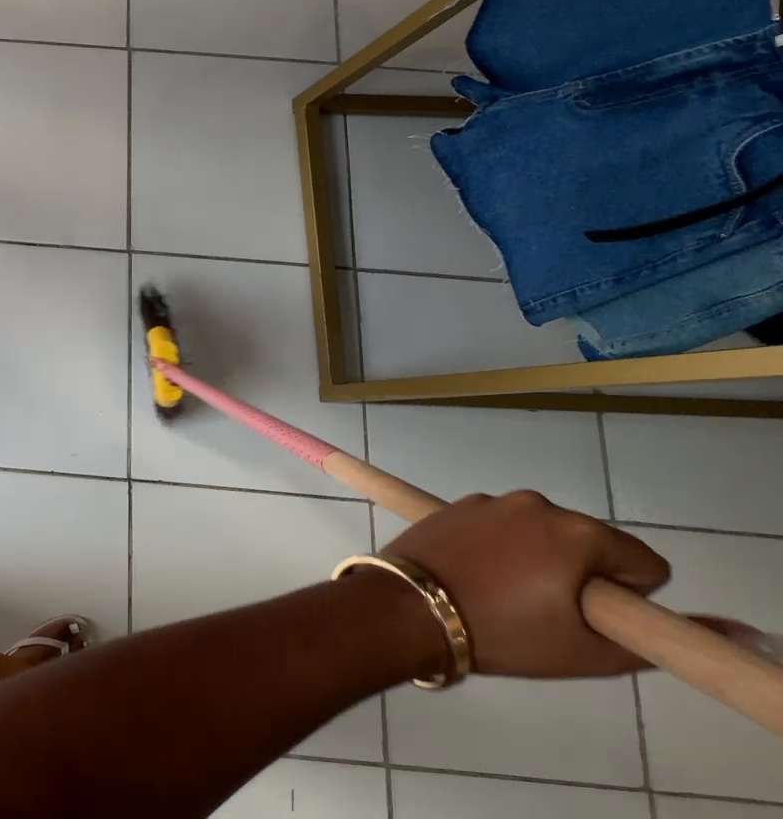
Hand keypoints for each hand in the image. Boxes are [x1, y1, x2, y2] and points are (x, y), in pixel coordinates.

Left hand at [381, 491, 668, 677]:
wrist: (405, 609)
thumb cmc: (503, 631)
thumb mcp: (593, 649)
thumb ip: (667, 639)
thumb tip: (747, 634)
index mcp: (578, 531)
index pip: (643, 564)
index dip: (622, 597)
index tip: (581, 614)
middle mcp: (536, 503)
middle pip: (588, 545)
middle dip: (576, 576)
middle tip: (535, 608)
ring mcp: (487, 500)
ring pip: (540, 537)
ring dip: (535, 561)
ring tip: (499, 594)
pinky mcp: (451, 505)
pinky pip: (497, 529)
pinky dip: (496, 549)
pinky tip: (472, 575)